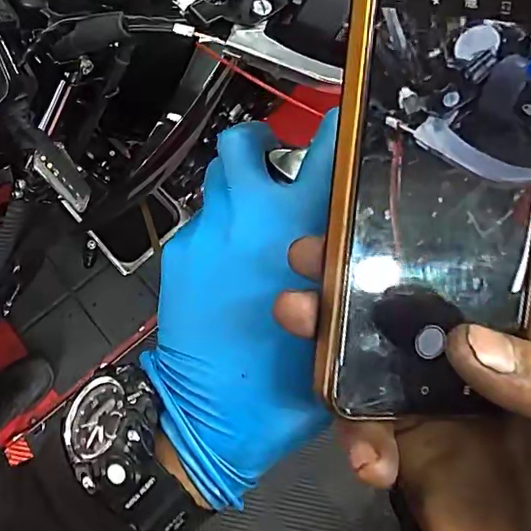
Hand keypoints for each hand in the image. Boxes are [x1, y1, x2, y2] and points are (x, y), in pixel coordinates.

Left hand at [141, 114, 337, 508]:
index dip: (335, 125)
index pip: (324, 151)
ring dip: (237, 183)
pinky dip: (217, 226)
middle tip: (276, 164)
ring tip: (252, 211)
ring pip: (217, 177)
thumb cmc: (281, 384)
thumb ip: (346, 280)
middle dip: (261, 144)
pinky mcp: (179, 250)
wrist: (209, 414)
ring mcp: (208, 230)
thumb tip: (351, 249)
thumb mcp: (339, 333)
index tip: (342, 117)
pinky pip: (200, 220)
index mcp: (301, 228)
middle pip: (244, 142)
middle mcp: (250, 216)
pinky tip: (226, 260)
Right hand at [275, 239, 530, 530]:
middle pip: (410, 290)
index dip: (446, 225)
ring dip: (327, 330)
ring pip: (368, 344)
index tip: (385, 206)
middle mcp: (480, 349)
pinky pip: (359, 418)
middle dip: (355, 266)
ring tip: (298, 318)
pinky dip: (352, 432)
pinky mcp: (405, 441)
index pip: (495, 257)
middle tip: (311, 253)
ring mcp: (434, 394)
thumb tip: (467, 343)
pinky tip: (370, 463)